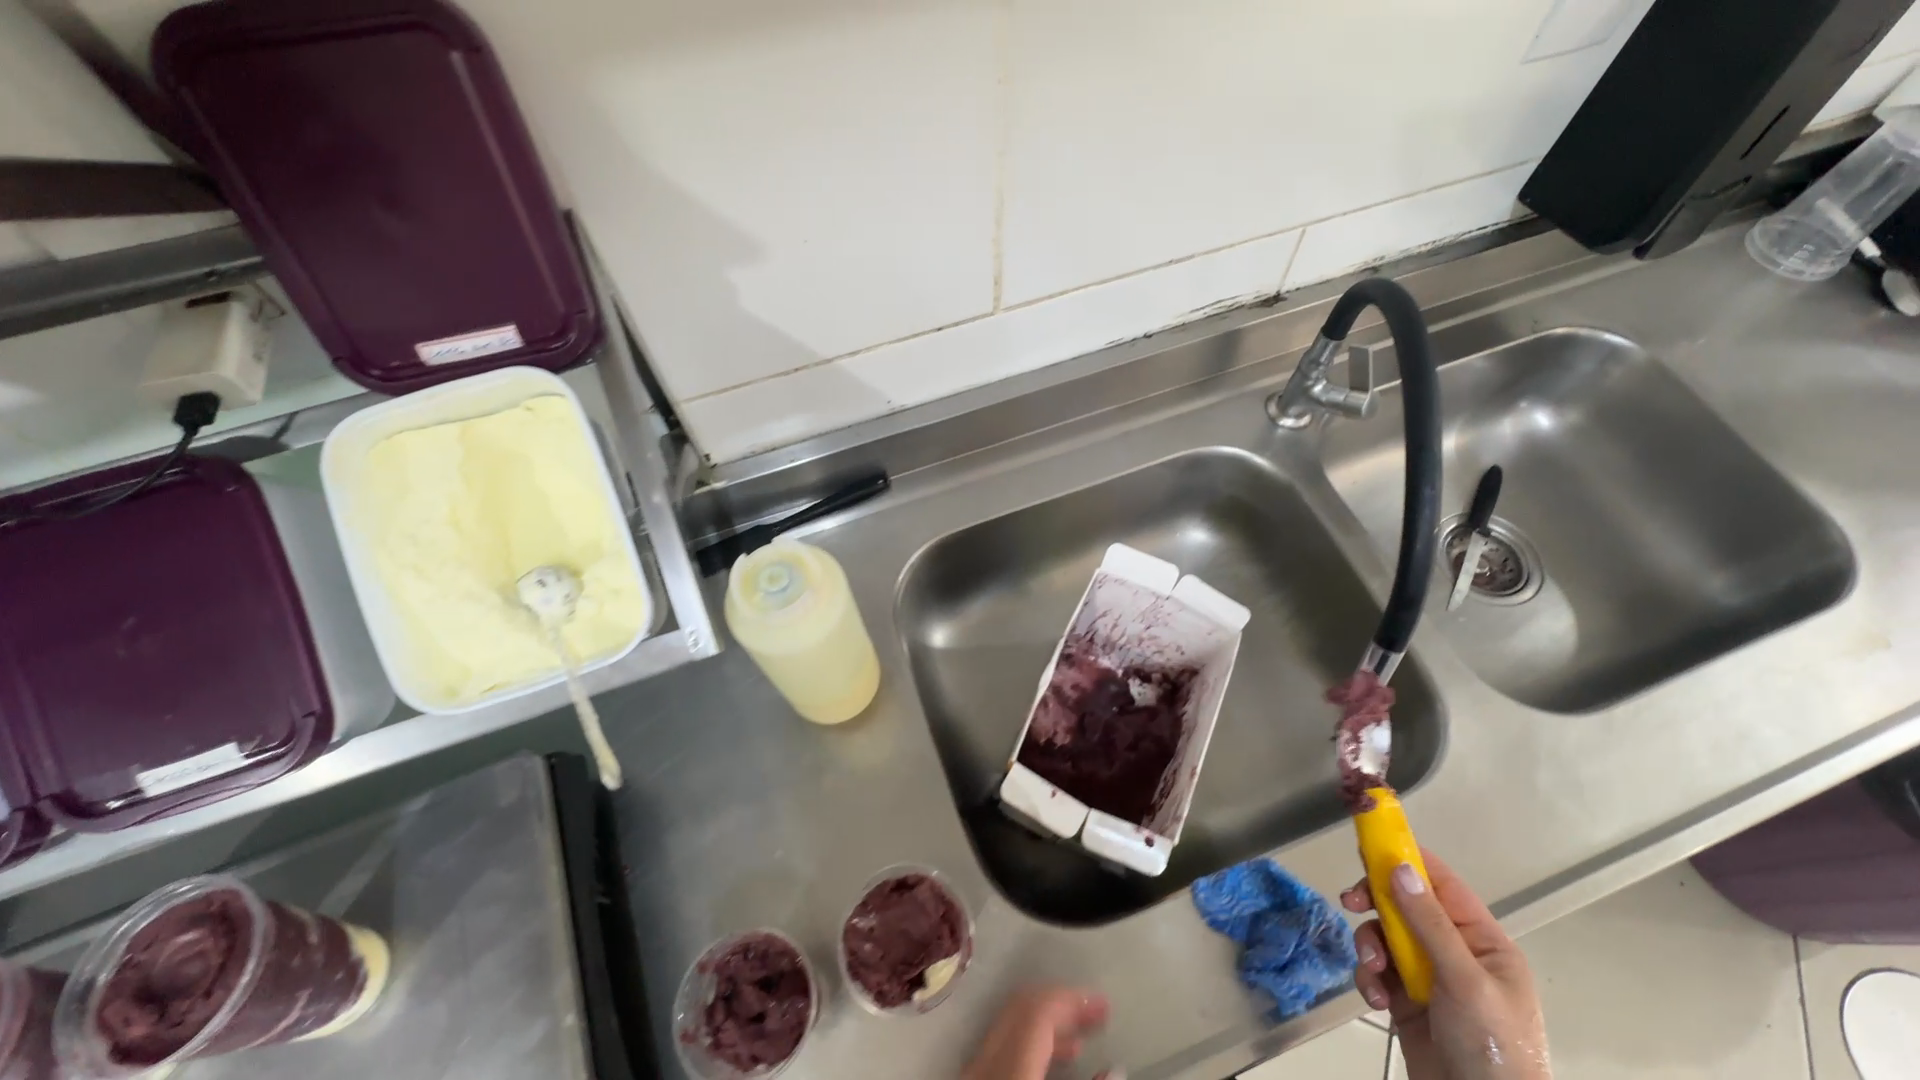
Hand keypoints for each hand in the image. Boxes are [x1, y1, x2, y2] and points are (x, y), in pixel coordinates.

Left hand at [963, 985, 1118, 1079]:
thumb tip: (1114, 1068)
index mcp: (1009, 1065)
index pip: (1038, 1010)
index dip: (1073, 1000)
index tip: (1104, 1004)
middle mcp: (984, 1060)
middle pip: (1021, 1009)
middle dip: (1061, 1003)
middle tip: (1096, 1009)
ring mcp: (973, 1068)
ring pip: (1009, 1026)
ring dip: (1046, 1022)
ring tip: (1081, 1032)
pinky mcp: (973, 1075)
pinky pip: (1001, 1045)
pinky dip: (1029, 1040)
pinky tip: (1052, 1054)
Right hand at [1342, 850, 1550, 1079]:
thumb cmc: (1492, 1045)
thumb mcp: (1464, 981)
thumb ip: (1429, 924)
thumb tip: (1400, 867)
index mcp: (1482, 941)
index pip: (1441, 883)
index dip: (1406, 858)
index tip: (1368, 842)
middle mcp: (1454, 953)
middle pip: (1405, 907)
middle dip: (1377, 905)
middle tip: (1351, 902)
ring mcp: (1429, 978)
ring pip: (1385, 938)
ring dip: (1370, 949)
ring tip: (1373, 973)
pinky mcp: (1406, 1002)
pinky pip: (1378, 972)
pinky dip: (1369, 979)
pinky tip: (1375, 999)